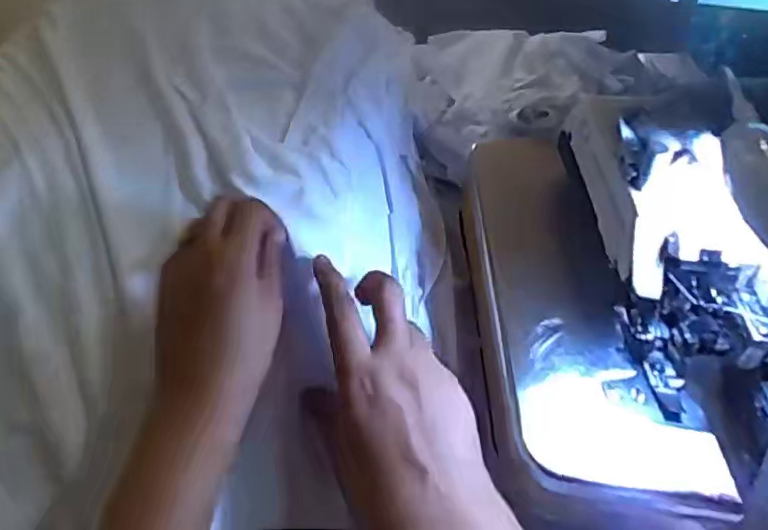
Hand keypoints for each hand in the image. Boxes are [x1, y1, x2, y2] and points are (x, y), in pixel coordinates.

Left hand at [104, 197, 287, 529]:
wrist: (198, 394)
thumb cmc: (247, 351)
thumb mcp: (272, 302)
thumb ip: (270, 259)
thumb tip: (270, 233)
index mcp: (233, 255)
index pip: (250, 208)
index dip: (268, 217)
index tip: (276, 238)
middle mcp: (201, 250)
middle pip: (221, 205)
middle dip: (242, 212)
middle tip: (257, 237)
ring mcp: (177, 264)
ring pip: (200, 223)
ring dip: (220, 227)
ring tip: (234, 256)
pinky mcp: (163, 281)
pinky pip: (184, 247)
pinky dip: (201, 247)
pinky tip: (212, 275)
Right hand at [309, 256, 519, 529]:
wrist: (444, 511)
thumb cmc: (381, 489)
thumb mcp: (344, 454)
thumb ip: (329, 416)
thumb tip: (314, 394)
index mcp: (361, 376)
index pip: (341, 314)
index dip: (330, 281)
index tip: (323, 263)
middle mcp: (397, 358)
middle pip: (389, 294)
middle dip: (374, 282)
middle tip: (364, 292)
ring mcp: (431, 366)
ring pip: (412, 330)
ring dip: (398, 335)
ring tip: (390, 368)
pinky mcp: (454, 381)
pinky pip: (431, 362)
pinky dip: (418, 369)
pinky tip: (417, 403)